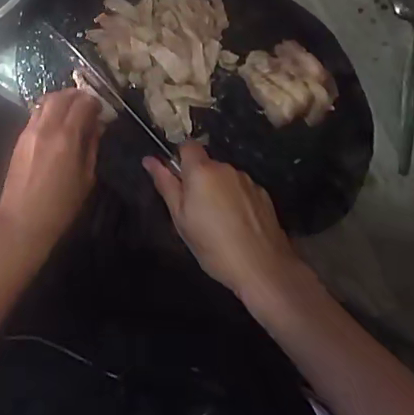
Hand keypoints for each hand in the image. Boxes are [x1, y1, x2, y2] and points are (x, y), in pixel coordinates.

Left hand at [0, 87, 103, 254]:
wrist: (23, 220)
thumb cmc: (61, 206)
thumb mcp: (86, 178)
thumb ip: (91, 146)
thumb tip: (96, 126)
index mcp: (66, 137)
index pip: (82, 104)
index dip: (94, 102)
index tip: (101, 109)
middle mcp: (46, 127)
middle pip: (62, 96)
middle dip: (77, 95)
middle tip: (88, 104)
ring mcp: (30, 130)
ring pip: (46, 100)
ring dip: (61, 99)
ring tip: (72, 109)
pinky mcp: (20, 137)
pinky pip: (36, 112)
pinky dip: (49, 109)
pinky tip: (56, 121)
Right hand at [145, 144, 309, 304]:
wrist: (263, 269)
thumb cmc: (213, 246)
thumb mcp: (180, 218)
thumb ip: (165, 184)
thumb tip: (149, 159)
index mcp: (202, 170)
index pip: (187, 146)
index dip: (180, 160)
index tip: (179, 182)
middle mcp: (225, 168)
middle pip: (207, 164)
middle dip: (200, 180)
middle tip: (196, 210)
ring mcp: (247, 180)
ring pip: (224, 178)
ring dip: (219, 191)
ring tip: (219, 222)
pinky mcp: (264, 195)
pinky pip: (242, 190)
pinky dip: (236, 200)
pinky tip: (238, 226)